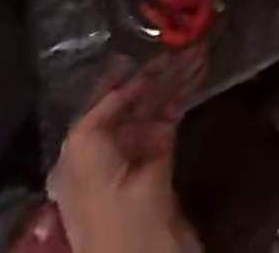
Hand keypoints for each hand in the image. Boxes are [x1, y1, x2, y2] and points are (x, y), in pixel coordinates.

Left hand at [48, 59, 204, 252]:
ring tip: (198, 54)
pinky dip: (178, 100)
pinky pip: (162, 124)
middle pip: (124, 109)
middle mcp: (100, 160)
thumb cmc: (135, 232)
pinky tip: (197, 78)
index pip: (94, 116)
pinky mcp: (152, 167)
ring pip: (148, 112)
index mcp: (80, 167)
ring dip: (171, 82)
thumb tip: (147, 94)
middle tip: (180, 47)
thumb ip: (148, 139)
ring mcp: (129, 162)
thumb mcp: (140, 186)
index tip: (150, 62)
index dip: (120, 88)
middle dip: (151, 77)